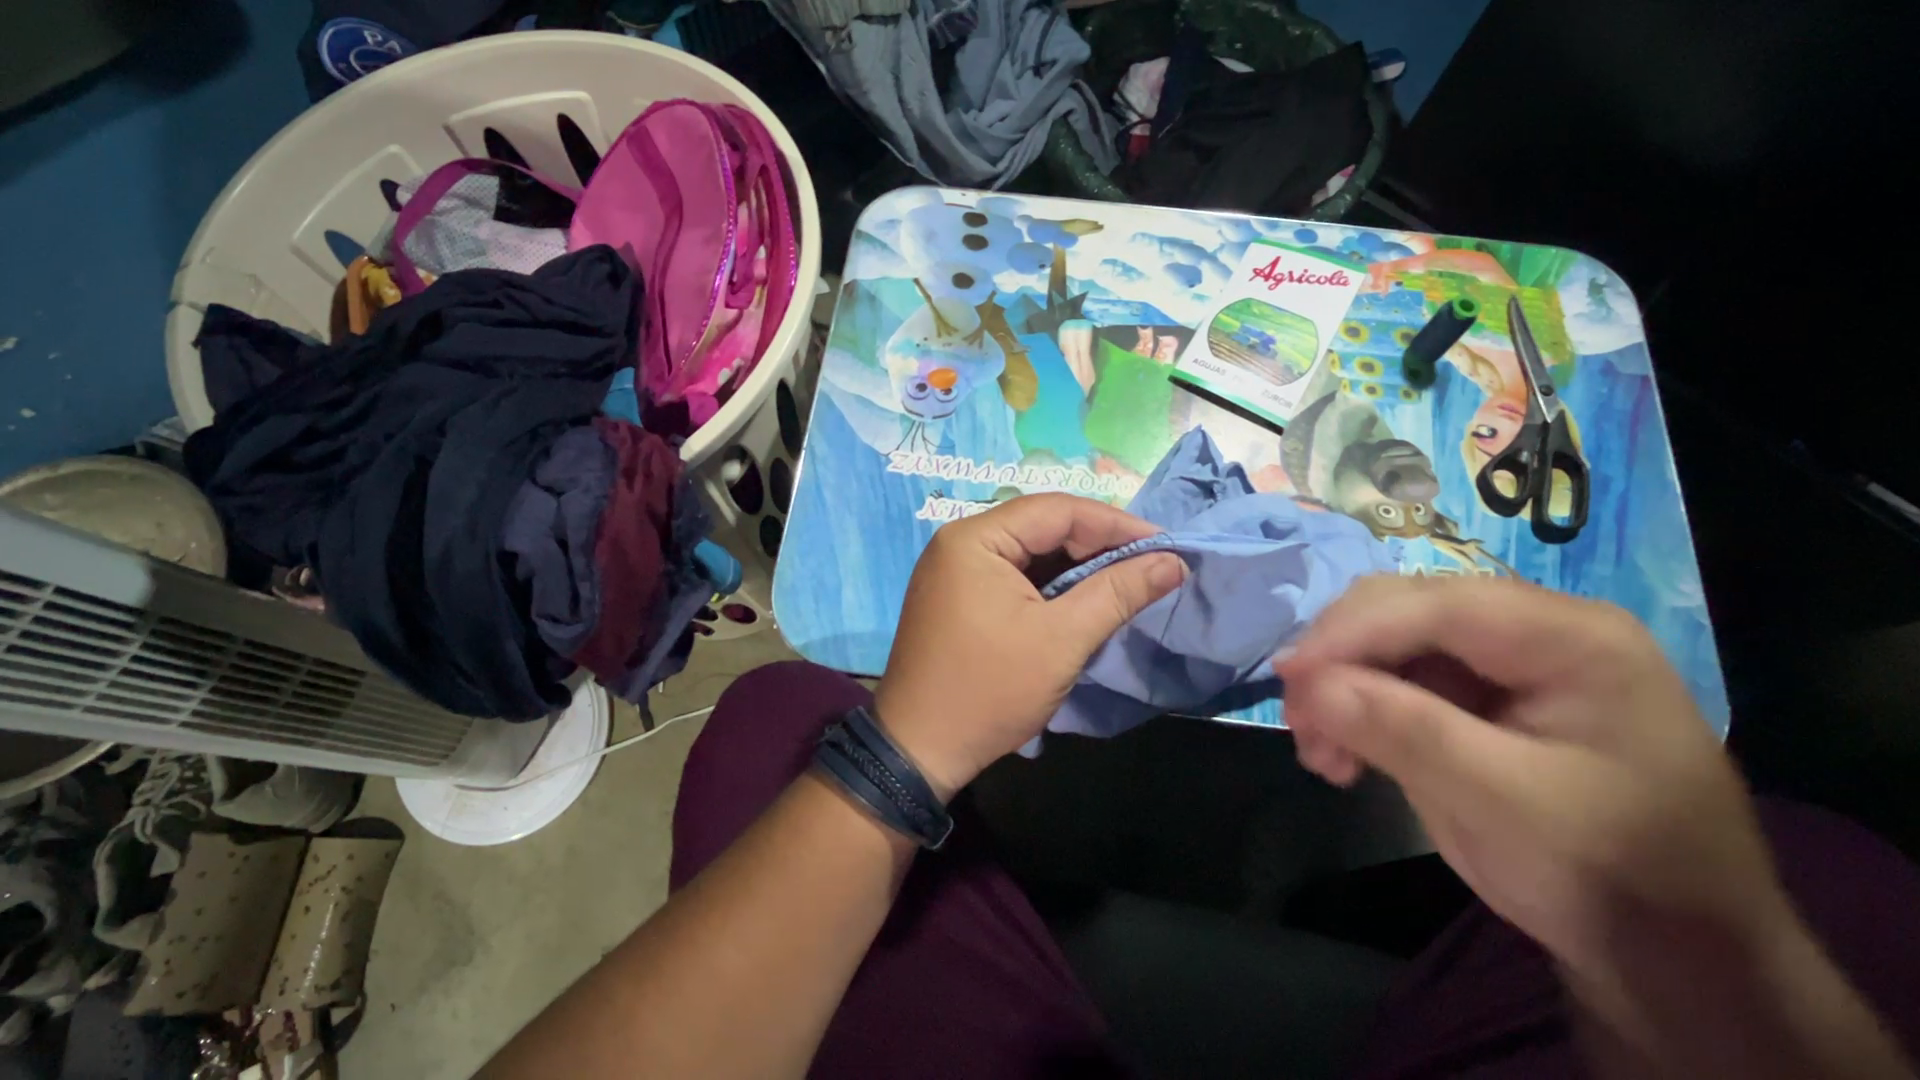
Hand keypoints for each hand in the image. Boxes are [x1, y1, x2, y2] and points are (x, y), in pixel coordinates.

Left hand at [874, 494, 1184, 800]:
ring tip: (1128, 583)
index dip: (1117, 523)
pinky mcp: (958, 598)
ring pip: (1031, 552)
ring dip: (1079, 567)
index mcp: (975, 539)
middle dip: (1100, 545)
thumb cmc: (990, 691)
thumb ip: (1118, 593)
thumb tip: (1173, 562)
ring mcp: (954, 571)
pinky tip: (1086, 600)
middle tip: (1152, 566)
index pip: (1058, 510)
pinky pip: (1014, 576)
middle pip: (1042, 527)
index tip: (1166, 545)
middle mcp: (959, 542)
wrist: (918, 751)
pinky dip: (1052, 586)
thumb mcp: (1063, 640)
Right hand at [1276, 576, 1790, 980]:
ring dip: (1345, 690)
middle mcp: (1540, 632)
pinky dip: (1364, 714)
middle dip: (1344, 661)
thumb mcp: (1504, 804)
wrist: (1676, 955)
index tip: (1286, 677)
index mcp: (1573, 638)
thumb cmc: (1609, 873)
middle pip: (1410, 612)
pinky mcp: (1487, 700)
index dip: (1352, 633)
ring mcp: (1512, 665)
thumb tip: (1306, 683)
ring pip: (1395, 645)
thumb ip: (1406, 732)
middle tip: (1297, 722)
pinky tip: (1346, 758)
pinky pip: (1405, 684)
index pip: (1439, 606)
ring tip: (1321, 755)